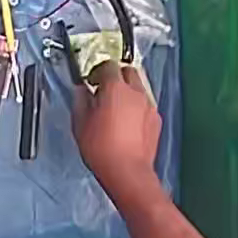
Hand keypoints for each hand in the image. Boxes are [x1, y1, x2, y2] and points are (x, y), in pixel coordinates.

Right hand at [74, 62, 162, 206]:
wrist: (127, 172)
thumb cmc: (100, 148)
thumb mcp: (80, 124)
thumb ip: (80, 101)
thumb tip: (81, 91)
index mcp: (115, 88)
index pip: (108, 66)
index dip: (98, 71)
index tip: (91, 81)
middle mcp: (136, 92)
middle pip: (128, 71)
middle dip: (117, 76)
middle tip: (104, 91)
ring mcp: (149, 105)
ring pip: (139, 88)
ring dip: (128, 92)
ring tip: (116, 109)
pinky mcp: (156, 120)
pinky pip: (145, 106)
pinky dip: (137, 108)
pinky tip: (127, 124)